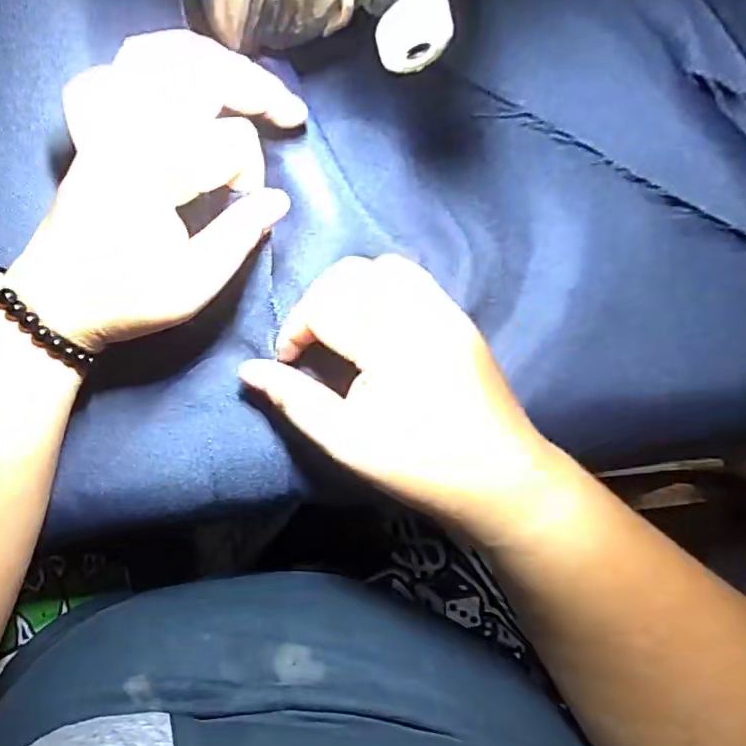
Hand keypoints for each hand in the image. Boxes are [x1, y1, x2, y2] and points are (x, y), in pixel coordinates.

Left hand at [0, 31, 307, 349]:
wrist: (54, 301)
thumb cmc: (121, 299)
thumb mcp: (190, 287)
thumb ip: (237, 238)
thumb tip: (277, 201)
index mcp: (155, 168)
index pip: (230, 140)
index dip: (251, 173)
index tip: (246, 208)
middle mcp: (129, 130)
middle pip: (202, 72)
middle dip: (254, 86)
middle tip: (289, 112)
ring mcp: (105, 122)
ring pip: (159, 53)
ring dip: (209, 59)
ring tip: (244, 76)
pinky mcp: (92, 128)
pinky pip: (118, 69)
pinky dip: (154, 62)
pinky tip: (177, 75)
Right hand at [238, 254, 573, 539]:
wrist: (498, 477)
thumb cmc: (416, 463)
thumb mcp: (344, 439)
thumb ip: (293, 398)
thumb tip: (246, 371)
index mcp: (389, 338)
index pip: (324, 304)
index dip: (293, 330)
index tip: (287, 362)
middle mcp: (419, 310)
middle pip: (350, 274)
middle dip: (316, 302)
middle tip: (308, 344)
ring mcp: (445, 309)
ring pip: (383, 267)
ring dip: (349, 290)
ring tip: (339, 331)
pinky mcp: (459, 318)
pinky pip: (412, 279)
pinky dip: (380, 290)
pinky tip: (374, 329)